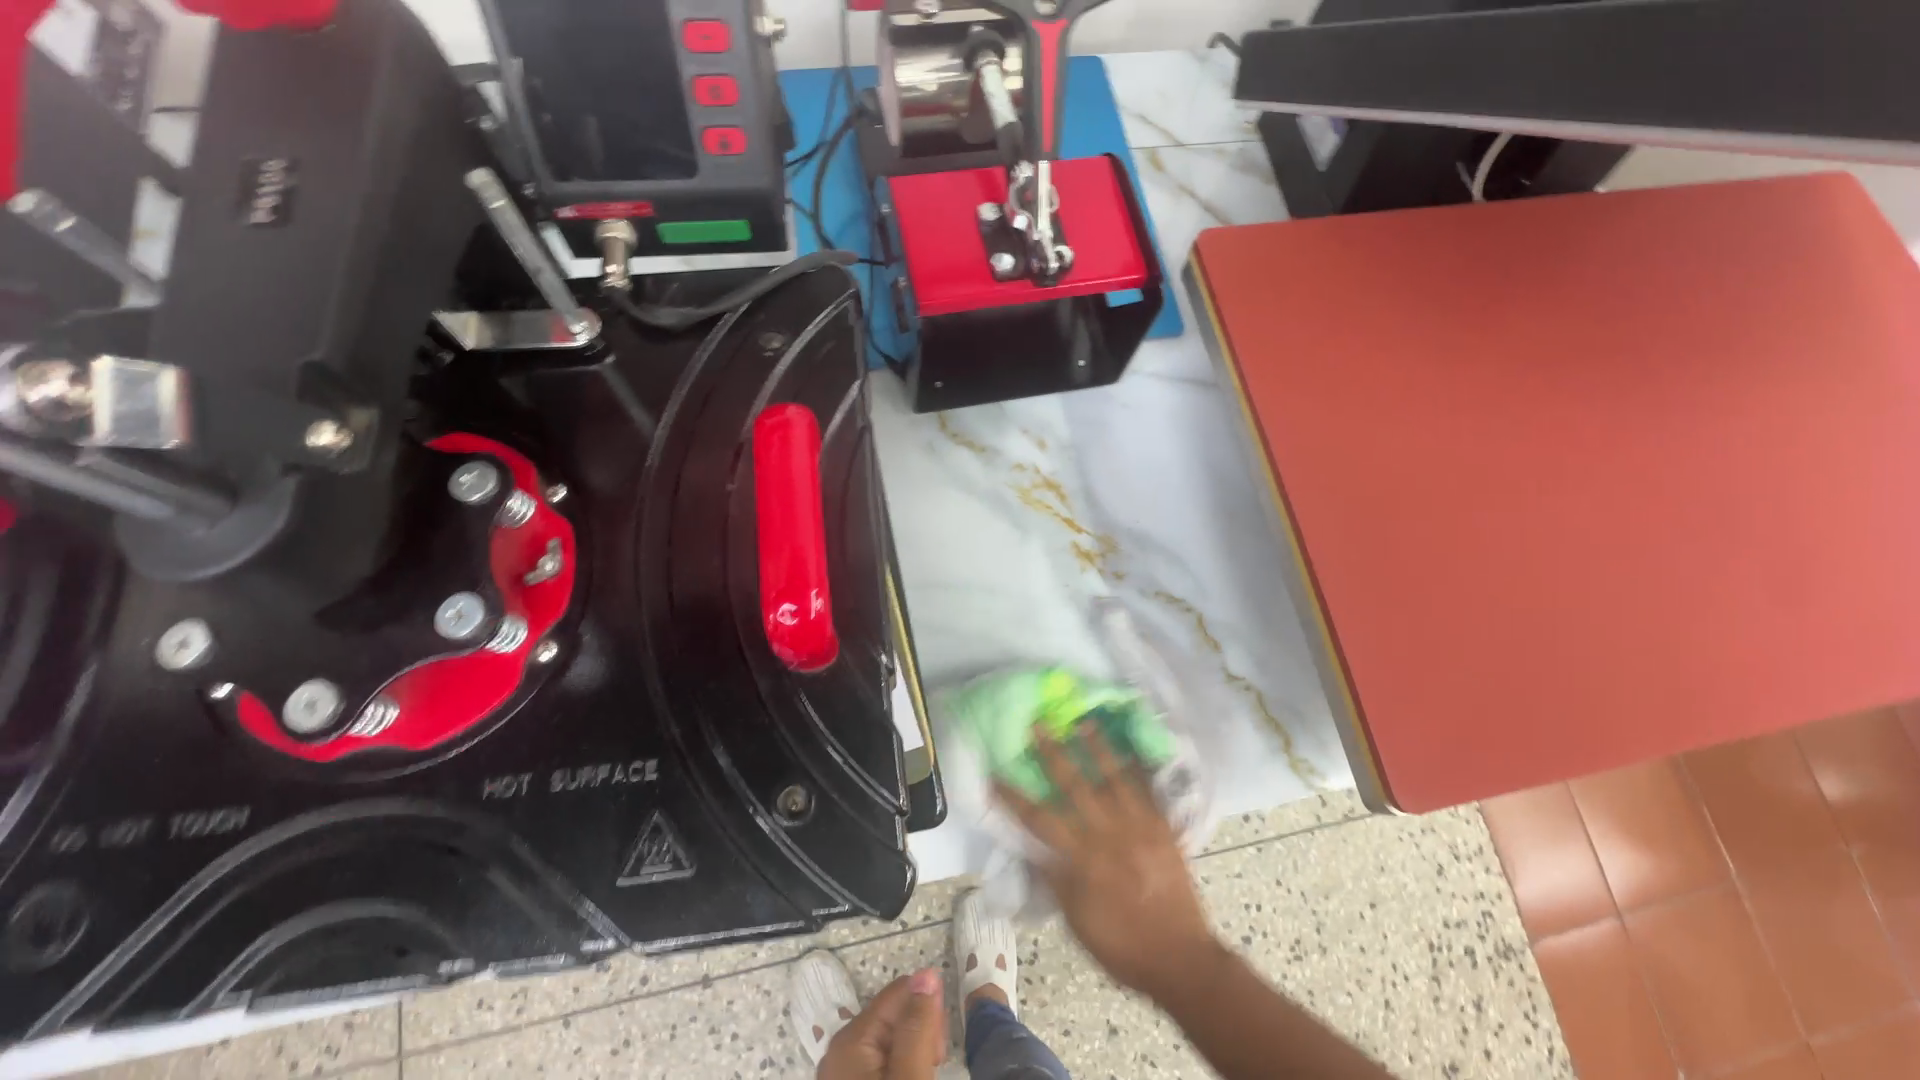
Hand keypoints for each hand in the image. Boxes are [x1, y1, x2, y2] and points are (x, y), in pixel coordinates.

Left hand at [817, 968, 946, 1079]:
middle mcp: (842, 1045)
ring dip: (915, 1052)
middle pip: (896, 1014)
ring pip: (893, 1039)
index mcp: (851, 1036)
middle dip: (921, 1033)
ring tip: (921, 1075)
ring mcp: (844, 1068)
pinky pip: (883, 1060)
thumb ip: (918, 1026)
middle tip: (931, 1066)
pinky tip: (909, 1078)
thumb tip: (928, 973)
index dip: (928, 1011)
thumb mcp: (909, 1075)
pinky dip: (902, 1067)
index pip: (901, 991)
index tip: (939, 1046)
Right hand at [997, 729, 1222, 999]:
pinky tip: (1130, 749)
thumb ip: (1056, 879)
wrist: (1181, 959)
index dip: (1014, 797)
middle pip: (1075, 785)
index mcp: (1083, 860)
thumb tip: (1035, 850)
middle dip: (1053, 754)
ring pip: (1114, 778)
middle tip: (1038, 726)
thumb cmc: (1122, 947)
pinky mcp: (1164, 830)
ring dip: (1097, 748)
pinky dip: (1139, 768)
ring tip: (1084, 722)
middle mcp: (1109, 835)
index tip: (994, 776)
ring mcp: (1140, 828)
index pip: (1039, 819)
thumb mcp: (1076, 920)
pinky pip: (1149, 791)